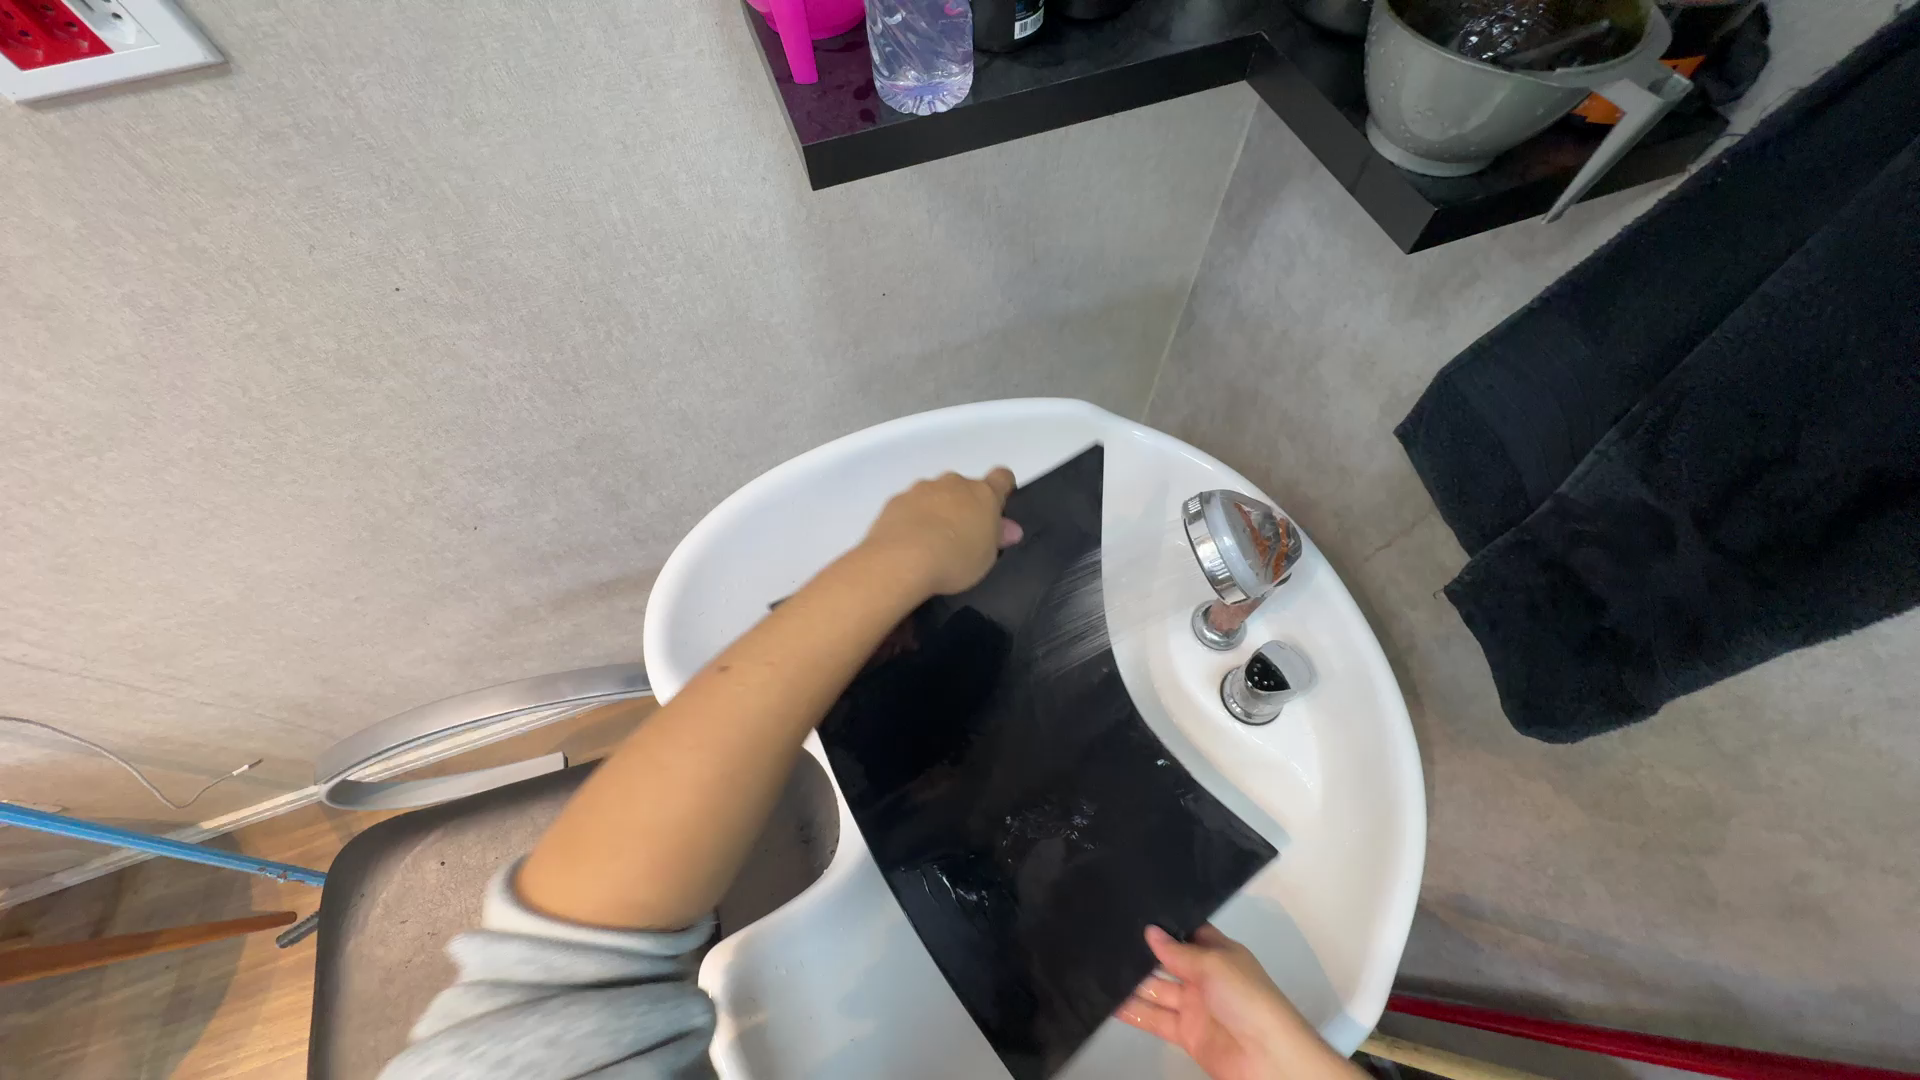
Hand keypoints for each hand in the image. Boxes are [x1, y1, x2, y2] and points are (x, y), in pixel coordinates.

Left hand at [860, 468, 1022, 595]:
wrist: (901, 561)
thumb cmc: (955, 559)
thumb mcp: (987, 557)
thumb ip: (998, 538)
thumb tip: (1009, 529)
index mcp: (982, 494)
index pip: (1002, 477)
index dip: (1002, 489)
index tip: (997, 508)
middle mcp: (953, 483)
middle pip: (964, 487)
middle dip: (964, 505)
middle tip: (961, 536)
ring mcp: (921, 489)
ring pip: (935, 494)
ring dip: (937, 510)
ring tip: (930, 543)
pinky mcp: (896, 500)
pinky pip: (910, 505)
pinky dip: (912, 518)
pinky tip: (908, 542)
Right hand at [1117, 926, 1360, 1079]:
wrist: (1271, 1060)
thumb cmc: (1247, 999)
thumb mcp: (1214, 964)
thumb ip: (1178, 951)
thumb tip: (1149, 931)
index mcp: (1218, 952)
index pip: (1186, 931)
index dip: (1163, 922)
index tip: (1131, 907)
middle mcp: (1204, 976)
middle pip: (1167, 960)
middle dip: (1142, 950)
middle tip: (1105, 934)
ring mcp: (1194, 1006)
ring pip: (1157, 989)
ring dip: (1132, 981)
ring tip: (1098, 965)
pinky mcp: (1186, 1034)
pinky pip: (1156, 1019)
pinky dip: (1134, 1012)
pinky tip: (1110, 1001)